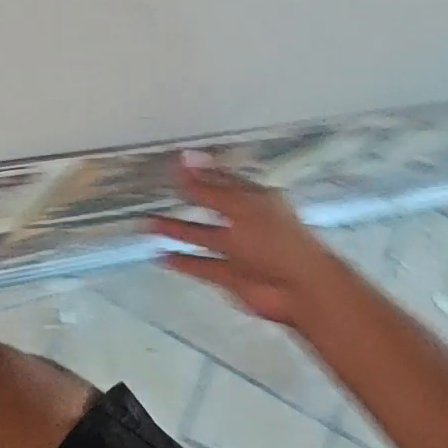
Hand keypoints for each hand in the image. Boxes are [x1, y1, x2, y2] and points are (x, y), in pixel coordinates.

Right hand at [149, 153, 346, 328]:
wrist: (299, 289)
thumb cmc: (278, 242)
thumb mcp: (243, 209)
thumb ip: (210, 188)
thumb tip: (183, 159)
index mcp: (256, 200)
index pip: (224, 180)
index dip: (202, 172)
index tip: (175, 164)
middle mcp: (245, 223)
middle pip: (210, 208)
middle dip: (187, 200)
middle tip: (157, 192)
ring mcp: (237, 251)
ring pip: (202, 237)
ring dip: (177, 231)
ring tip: (149, 223)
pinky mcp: (229, 276)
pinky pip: (201, 266)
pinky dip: (182, 262)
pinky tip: (161, 256)